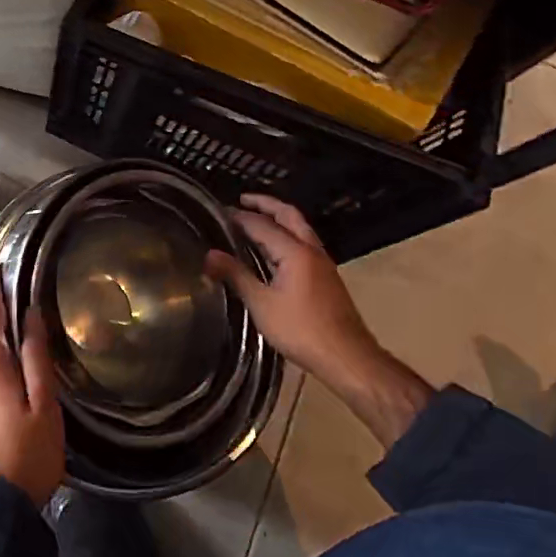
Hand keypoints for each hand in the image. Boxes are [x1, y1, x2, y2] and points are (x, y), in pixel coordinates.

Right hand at [205, 194, 431, 447]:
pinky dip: (286, 235)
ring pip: (300, 229)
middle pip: (289, 216)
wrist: (346, 356)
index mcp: (295, 252)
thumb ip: (236, 275)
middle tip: (244, 200)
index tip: (219, 211)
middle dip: (266, 204)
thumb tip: (209, 254)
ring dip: (279, 219)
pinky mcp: (326, 277)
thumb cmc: (301, 330)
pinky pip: (303, 244)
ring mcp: (323, 263)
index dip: (240, 217)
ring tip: (256, 219)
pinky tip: (274, 250)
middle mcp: (312, 250)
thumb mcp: (261, 304)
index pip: (263, 225)